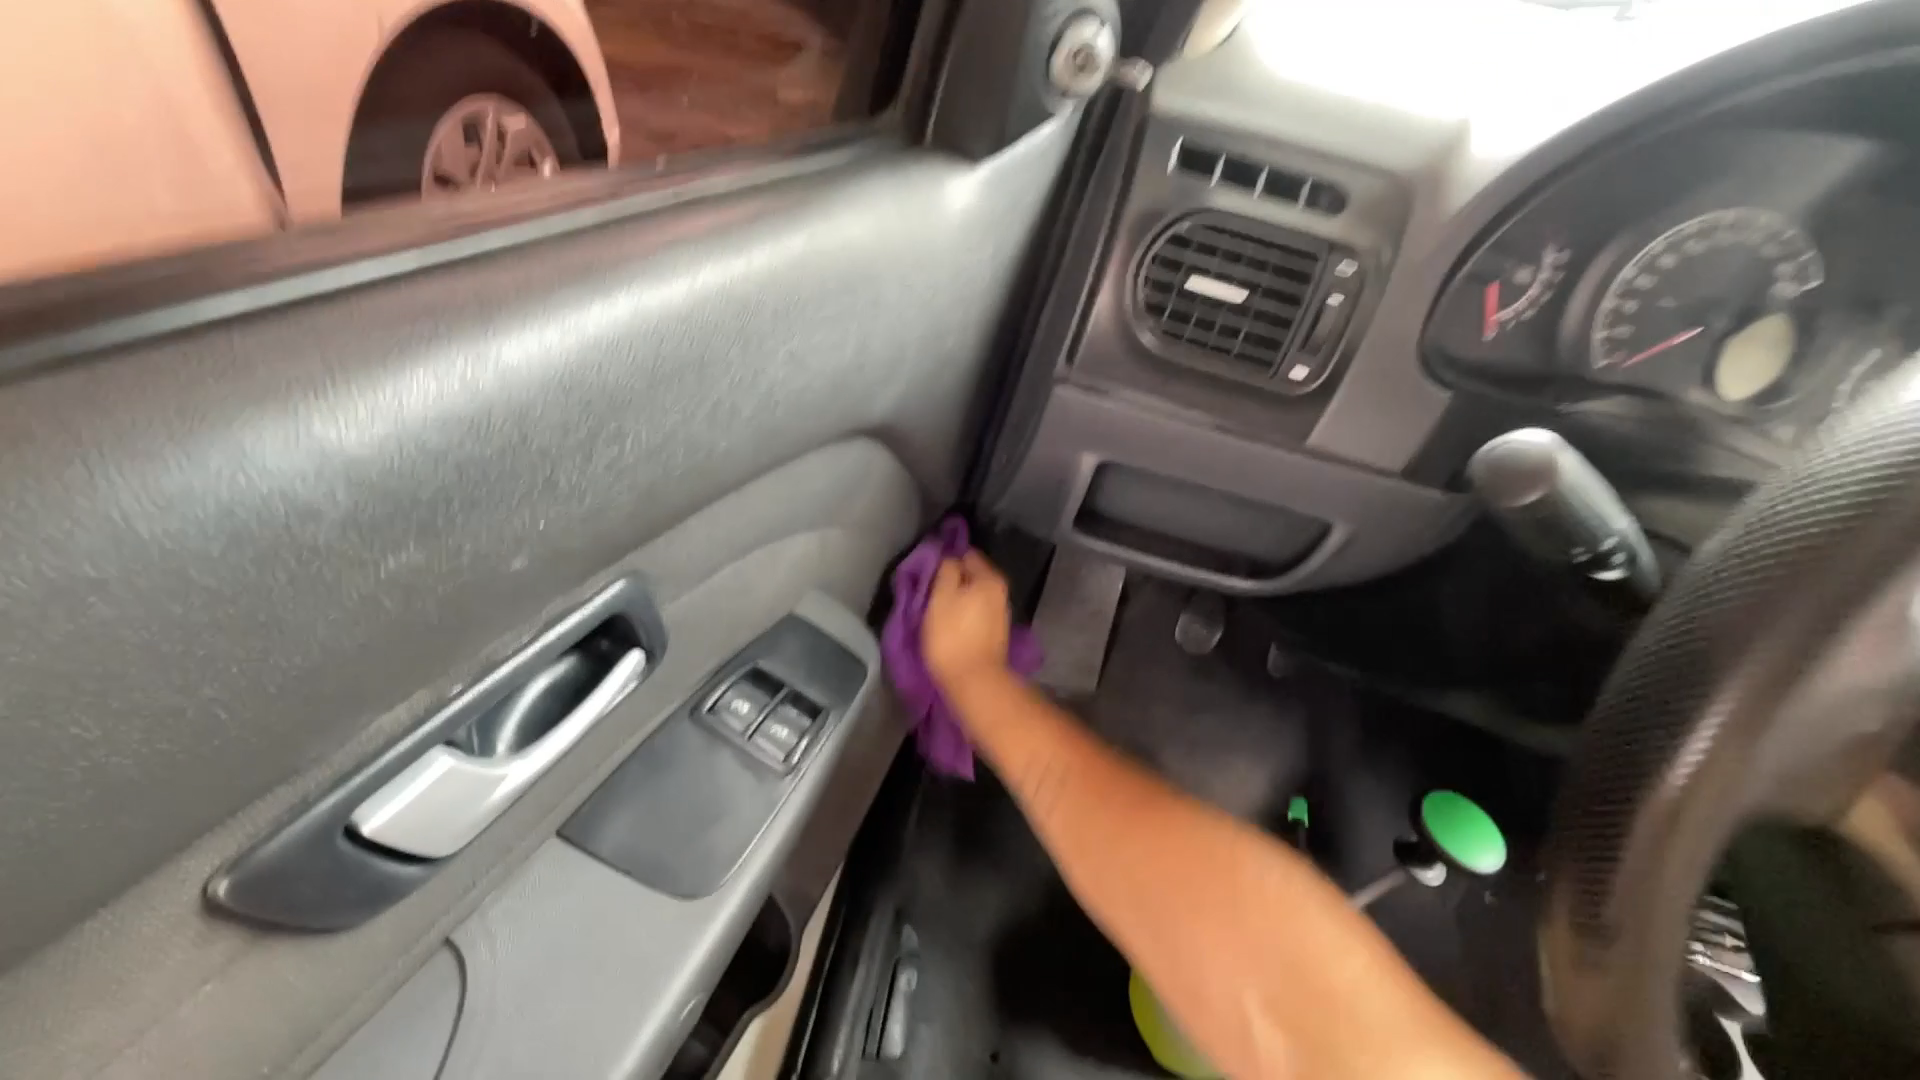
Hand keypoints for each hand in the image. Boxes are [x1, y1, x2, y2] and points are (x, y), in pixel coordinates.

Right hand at [922, 550, 1011, 691]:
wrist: (974, 681)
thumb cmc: (952, 636)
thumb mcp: (941, 597)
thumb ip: (946, 571)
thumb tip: (950, 558)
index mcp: (989, 578)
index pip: (967, 554)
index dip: (947, 559)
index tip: (929, 570)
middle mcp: (1001, 591)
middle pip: (973, 574)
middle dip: (954, 579)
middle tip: (931, 590)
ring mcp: (1001, 612)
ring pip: (975, 594)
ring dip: (959, 597)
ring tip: (939, 608)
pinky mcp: (996, 632)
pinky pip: (977, 611)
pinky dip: (965, 612)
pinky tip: (952, 622)